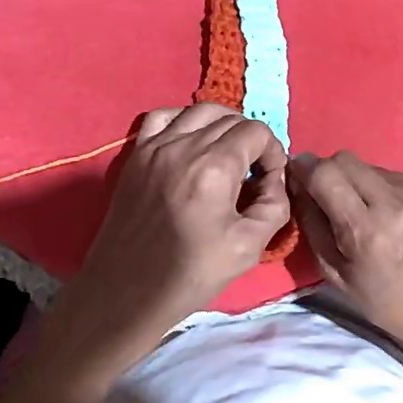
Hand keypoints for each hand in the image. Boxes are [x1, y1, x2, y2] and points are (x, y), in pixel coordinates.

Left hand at [65, 104, 288, 332]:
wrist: (127, 291)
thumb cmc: (191, 273)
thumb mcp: (250, 246)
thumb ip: (274, 205)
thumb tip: (274, 180)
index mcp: (214, 167)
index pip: (256, 132)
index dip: (273, 152)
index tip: (271, 180)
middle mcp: (182, 146)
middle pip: (230, 119)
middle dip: (251, 140)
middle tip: (255, 172)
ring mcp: (154, 147)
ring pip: (197, 111)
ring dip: (222, 125)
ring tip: (228, 153)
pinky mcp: (135, 156)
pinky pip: (162, 117)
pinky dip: (184, 121)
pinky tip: (192, 142)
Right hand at [288, 151, 402, 376]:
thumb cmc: (377, 295)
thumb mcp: (331, 269)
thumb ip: (311, 221)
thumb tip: (297, 182)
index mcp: (365, 230)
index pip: (326, 174)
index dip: (305, 169)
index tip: (297, 175)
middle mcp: (394, 204)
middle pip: (345, 159)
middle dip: (328, 171)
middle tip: (326, 192)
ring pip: (369, 165)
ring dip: (356, 180)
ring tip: (363, 209)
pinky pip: (391, 174)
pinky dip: (380, 188)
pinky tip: (387, 212)